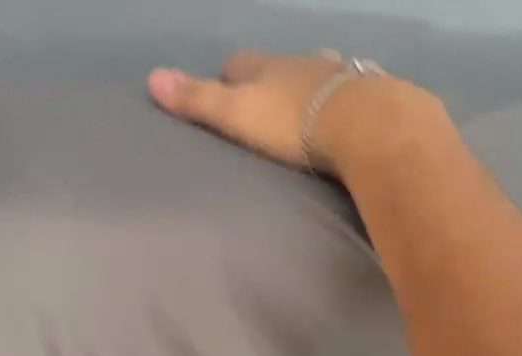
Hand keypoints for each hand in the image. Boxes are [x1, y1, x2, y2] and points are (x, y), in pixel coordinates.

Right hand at [146, 49, 445, 177]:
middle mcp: (303, 63)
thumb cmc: (292, 122)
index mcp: (268, 67)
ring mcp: (340, 77)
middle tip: (262, 107)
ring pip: (317, 75)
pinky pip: (349, 95)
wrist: (365, 125)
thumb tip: (152, 78)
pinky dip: (340, 105)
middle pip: (279, 66)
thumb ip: (198, 101)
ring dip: (308, 90)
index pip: (239, 63)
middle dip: (270, 82)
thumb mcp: (236, 114)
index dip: (228, 76)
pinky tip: (341, 121)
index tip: (222, 91)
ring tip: (303, 114)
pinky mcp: (370, 98)